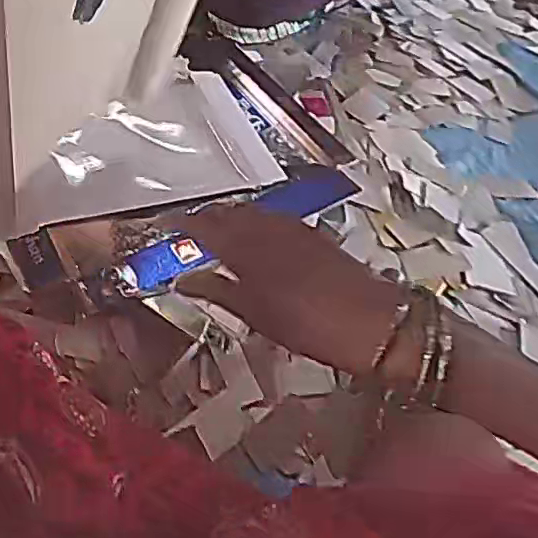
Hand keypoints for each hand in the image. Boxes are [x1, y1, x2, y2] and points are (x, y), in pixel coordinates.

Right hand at [174, 204, 406, 375]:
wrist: (371, 322)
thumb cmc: (307, 324)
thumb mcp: (255, 314)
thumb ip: (216, 291)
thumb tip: (182, 280)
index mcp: (245, 246)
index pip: (204, 225)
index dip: (183, 222)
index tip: (165, 223)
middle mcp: (265, 227)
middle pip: (226, 213)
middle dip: (204, 218)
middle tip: (187, 230)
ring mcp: (289, 227)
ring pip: (248, 212)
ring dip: (228, 217)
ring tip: (215, 232)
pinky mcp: (309, 232)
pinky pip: (269, 217)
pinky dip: (253, 221)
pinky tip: (254, 235)